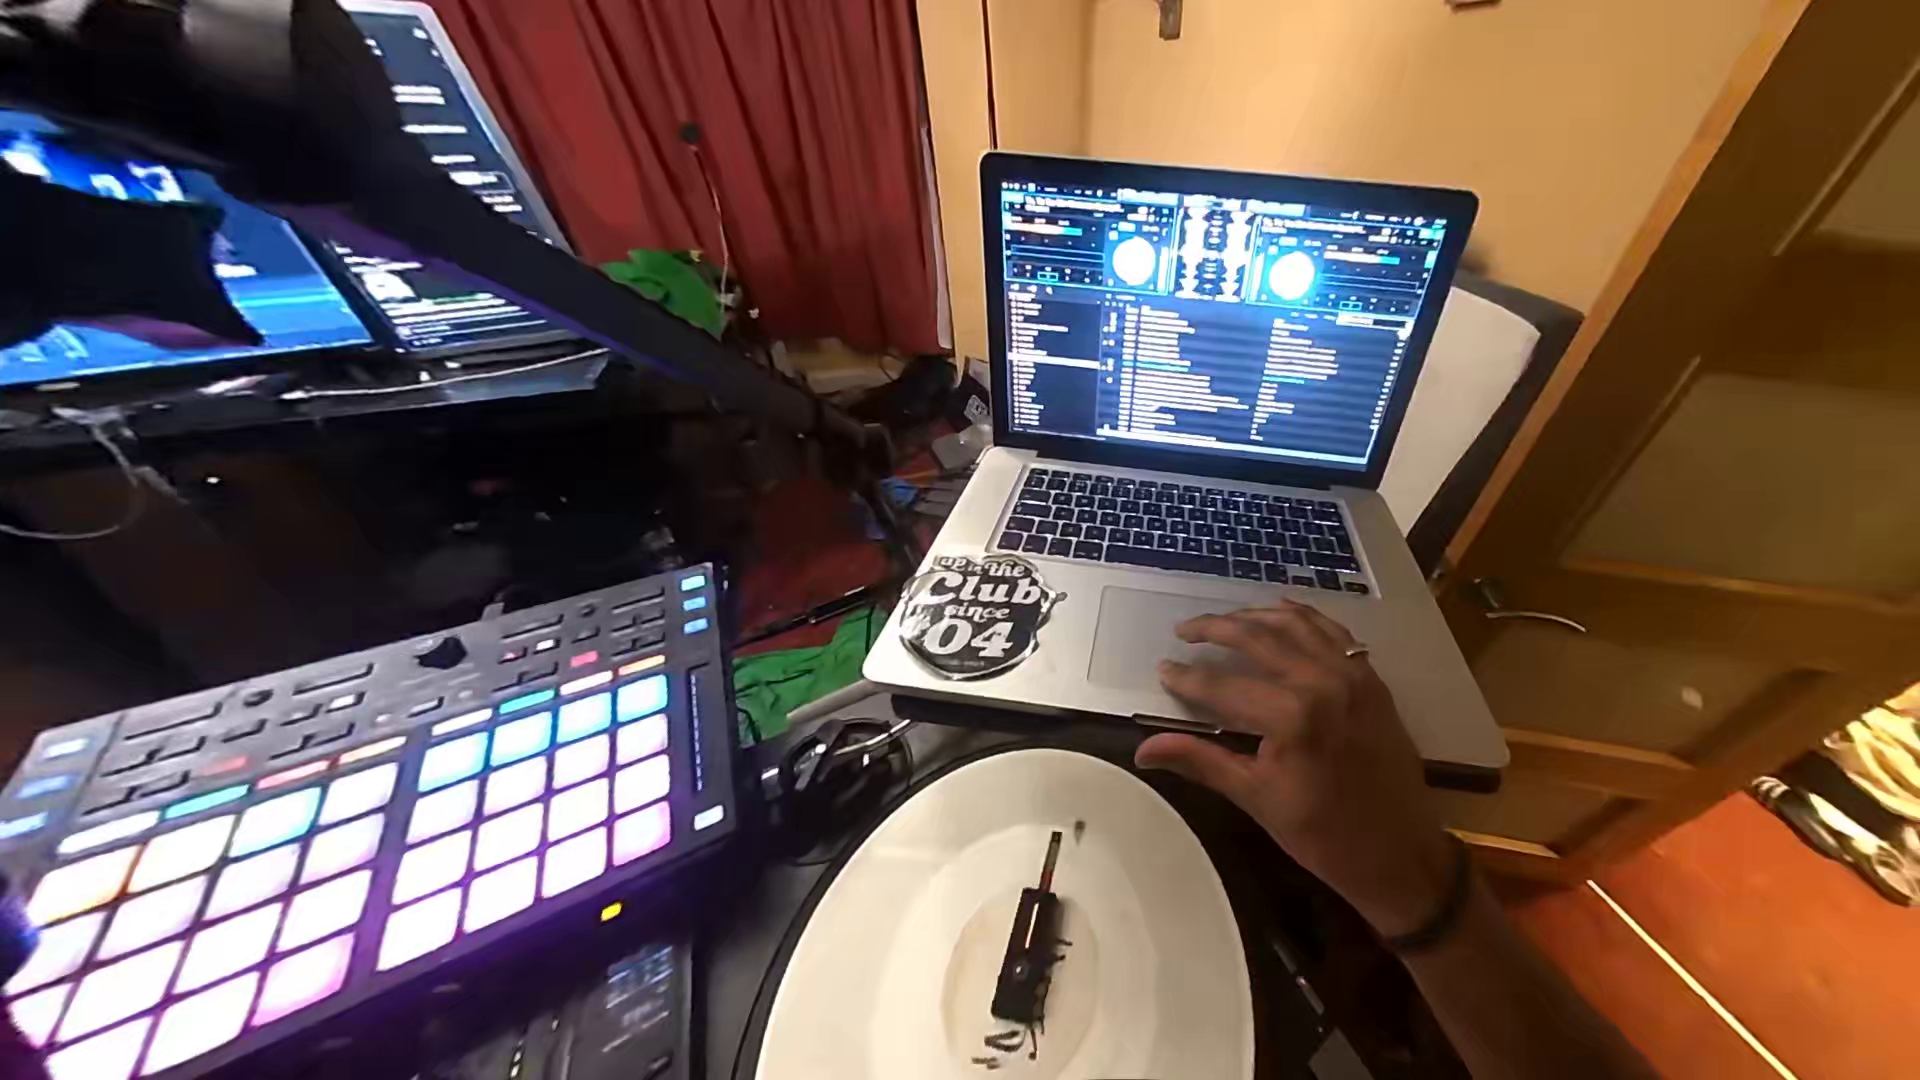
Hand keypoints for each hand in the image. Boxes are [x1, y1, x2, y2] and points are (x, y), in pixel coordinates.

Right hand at [1135, 601, 1455, 935]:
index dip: (1186, 677)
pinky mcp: (1371, 680)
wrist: (1404, 858)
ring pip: (1294, 625)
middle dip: (1213, 628)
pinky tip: (1280, 611)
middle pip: (1256, 638)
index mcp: (1291, 716)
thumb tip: (1143, 750)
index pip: (1222, 685)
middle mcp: (1322, 683)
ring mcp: (1353, 676)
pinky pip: (1333, 632)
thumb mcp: (1255, 797)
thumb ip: (1199, 760)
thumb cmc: (1323, 833)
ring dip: (1253, 616)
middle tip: (1183, 629)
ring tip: (1223, 620)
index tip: (1162, 669)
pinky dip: (1303, 617)